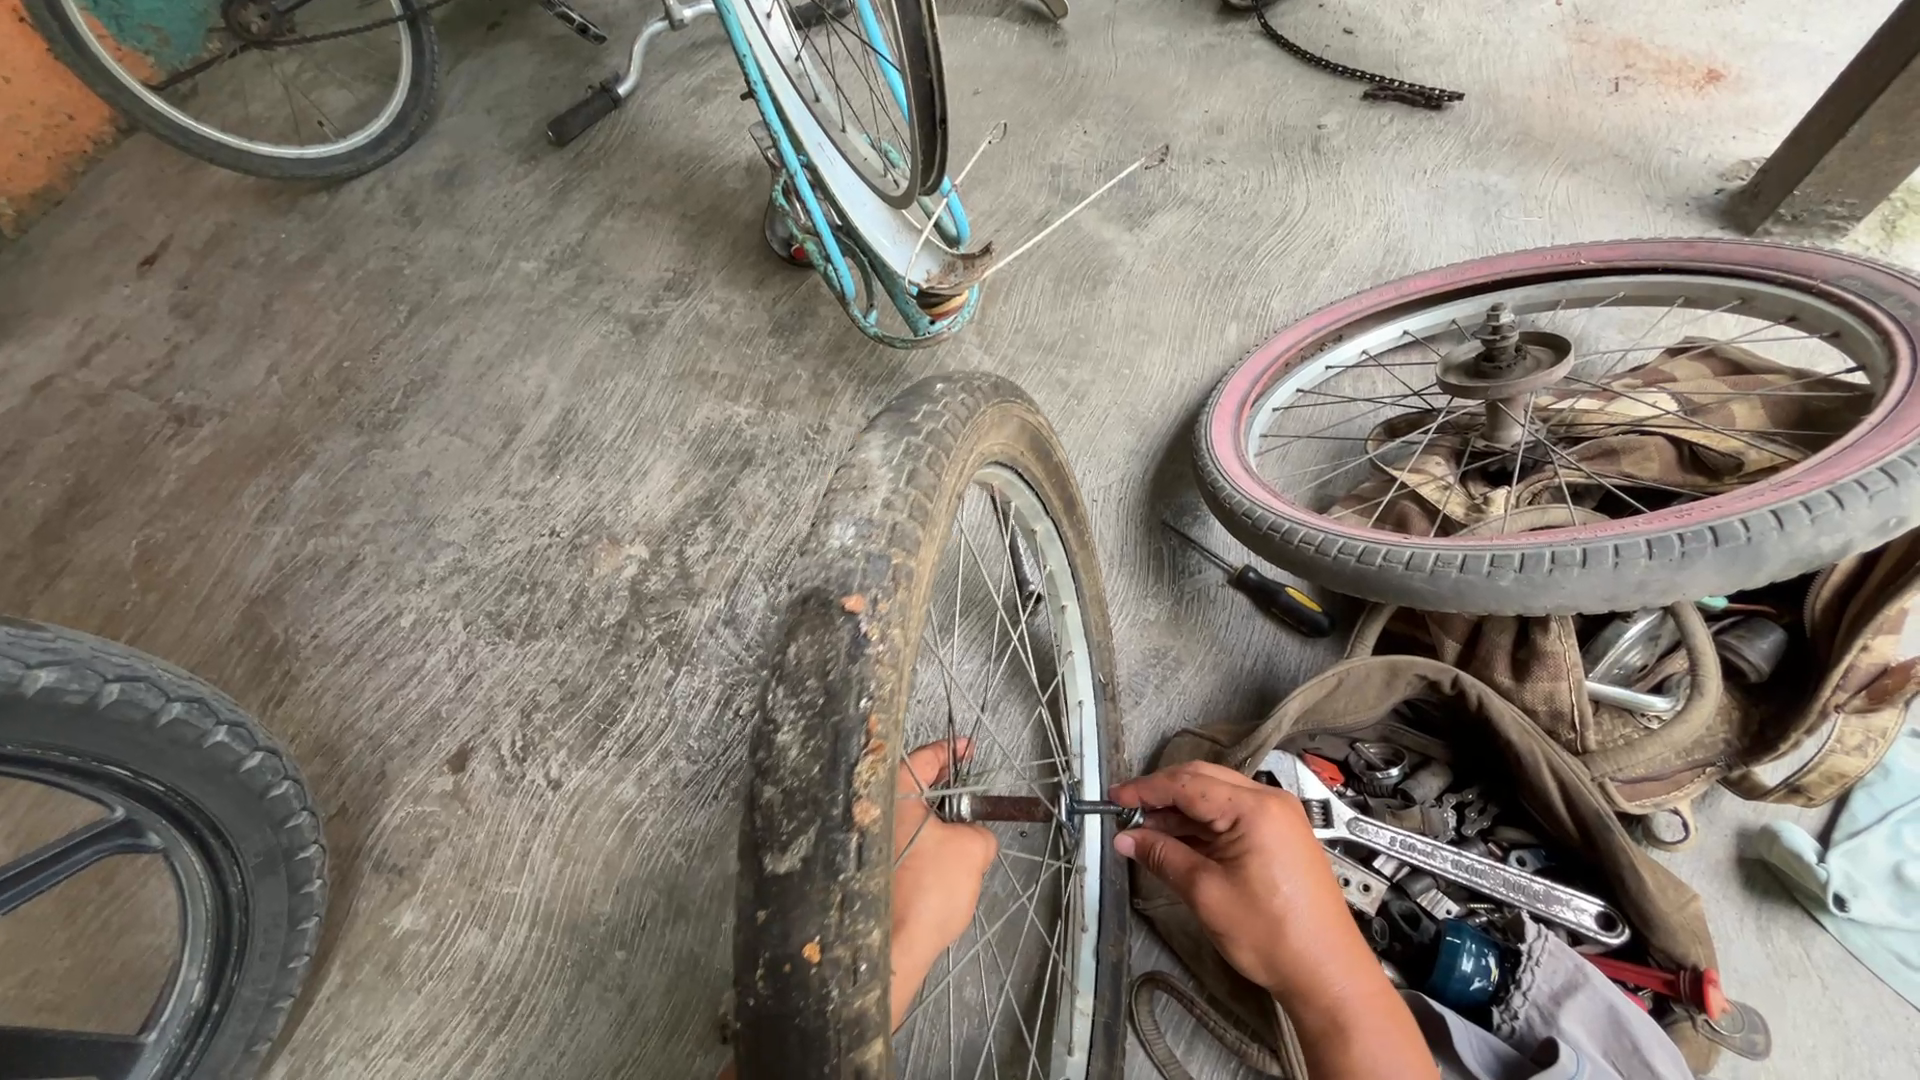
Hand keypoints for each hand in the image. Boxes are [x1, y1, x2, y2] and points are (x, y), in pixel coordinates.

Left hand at [888, 739, 997, 1028]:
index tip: (968, 749)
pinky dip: (924, 844)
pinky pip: (903, 843)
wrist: (893, 948)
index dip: (950, 750)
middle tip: (969, 792)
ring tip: (962, 833)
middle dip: (944, 789)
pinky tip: (943, 861)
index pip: (925, 757)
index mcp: (893, 793)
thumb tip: (976, 835)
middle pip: (913, 786)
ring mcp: (869, 841)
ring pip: (909, 818)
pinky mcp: (871, 868)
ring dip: (935, 821)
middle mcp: (874, 811)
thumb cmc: (928, 890)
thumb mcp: (972, 850)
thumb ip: (980, 831)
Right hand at [1111, 761, 1437, 1079]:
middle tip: (1127, 810)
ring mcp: (1280, 817)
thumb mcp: (1205, 893)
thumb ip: (1163, 856)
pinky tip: (1179, 841)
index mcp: (1254, 808)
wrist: (1329, 976)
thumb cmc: (1270, 935)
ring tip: (1147, 831)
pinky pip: (1233, 814)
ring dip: (1181, 810)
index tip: (1114, 799)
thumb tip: (1125, 838)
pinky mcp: (1282, 835)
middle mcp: (1270, 800)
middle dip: (1161, 794)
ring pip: (1217, 796)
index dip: (1145, 789)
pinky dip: (1203, 823)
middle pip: (1202, 780)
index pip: (1187, 783)